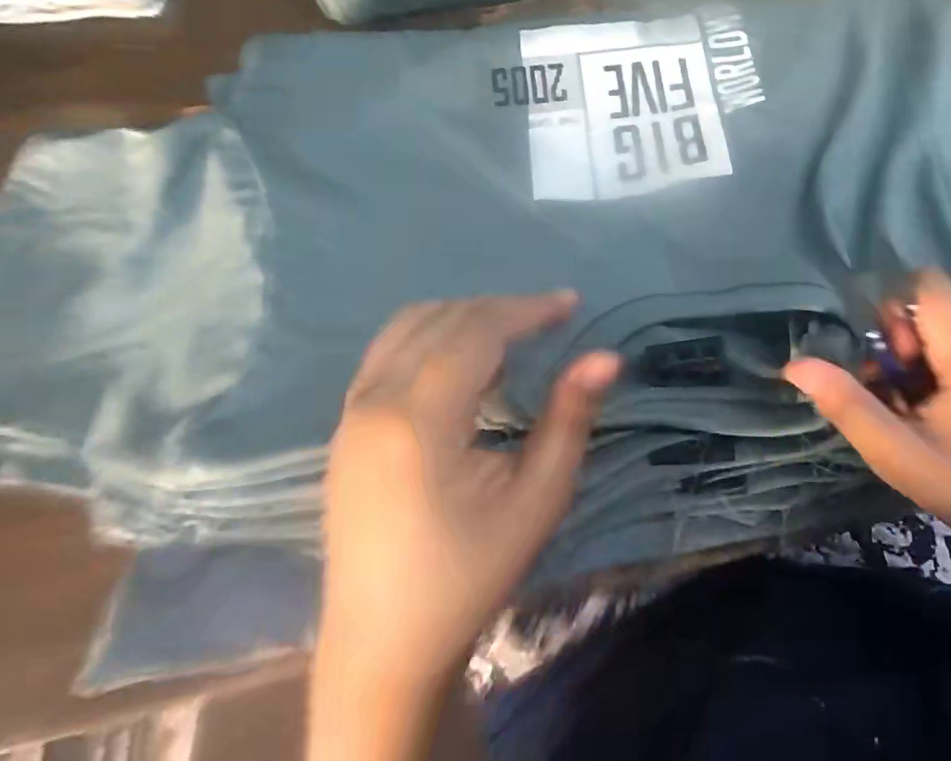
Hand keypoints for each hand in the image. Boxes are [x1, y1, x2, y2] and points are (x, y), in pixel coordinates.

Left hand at [322, 293, 619, 668]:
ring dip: (463, 318)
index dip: (527, 310)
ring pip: (406, 328)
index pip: (476, 331)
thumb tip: (606, 358)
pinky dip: (431, 338)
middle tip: (550, 320)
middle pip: (441, 320)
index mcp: (419, 419)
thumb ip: (569, 419)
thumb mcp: (538, 500)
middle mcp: (374, 402)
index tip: (571, 304)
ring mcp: (350, 415)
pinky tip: (465, 367)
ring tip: (512, 337)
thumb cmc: (470, 573)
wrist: (385, 646)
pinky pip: (388, 354)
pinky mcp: (344, 430)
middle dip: (500, 309)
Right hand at [784, 269, 950, 558]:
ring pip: (949, 319)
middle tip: (900, 391)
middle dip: (902, 339)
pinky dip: (945, 358)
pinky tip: (948, 405)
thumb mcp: (900, 456)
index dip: (892, 314)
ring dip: (922, 351)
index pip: (921, 283)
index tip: (888, 363)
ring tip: (921, 403)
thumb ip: (847, 405)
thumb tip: (795, 365)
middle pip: (932, 302)